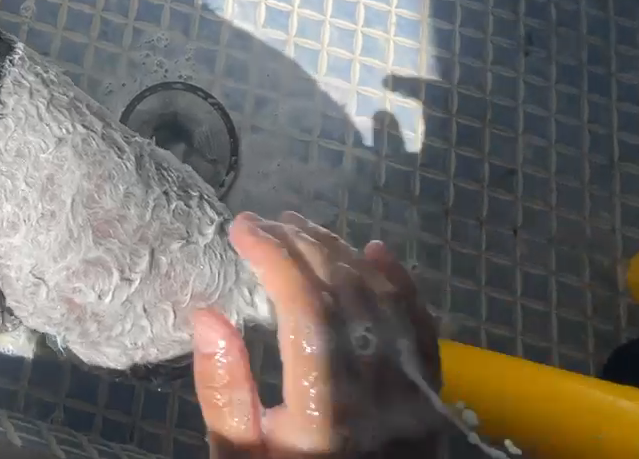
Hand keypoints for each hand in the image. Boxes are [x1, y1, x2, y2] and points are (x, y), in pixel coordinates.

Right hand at [194, 212, 442, 457]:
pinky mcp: (429, 404)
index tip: (240, 228)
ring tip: (299, 228)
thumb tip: (209, 315)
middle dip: (301, 246)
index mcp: (328, 417)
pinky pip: (421, 331)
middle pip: (347, 297)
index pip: (308, 312)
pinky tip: (374, 252)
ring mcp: (415, 402)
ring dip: (340, 254)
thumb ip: (223, 394)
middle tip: (262, 222)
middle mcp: (381, 402)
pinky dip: (399, 284)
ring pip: (384, 304)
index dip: (276, 258)